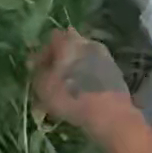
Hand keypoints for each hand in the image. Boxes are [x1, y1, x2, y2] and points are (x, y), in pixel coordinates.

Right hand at [32, 29, 143, 145]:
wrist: (109, 113)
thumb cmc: (69, 96)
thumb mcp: (43, 85)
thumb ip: (37, 71)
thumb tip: (36, 63)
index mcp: (69, 41)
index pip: (52, 38)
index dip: (44, 53)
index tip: (38, 70)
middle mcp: (88, 43)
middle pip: (70, 47)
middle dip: (61, 61)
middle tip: (53, 79)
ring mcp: (104, 56)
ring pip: (84, 60)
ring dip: (75, 71)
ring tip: (68, 91)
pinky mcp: (115, 72)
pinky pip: (95, 72)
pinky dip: (88, 79)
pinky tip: (83, 96)